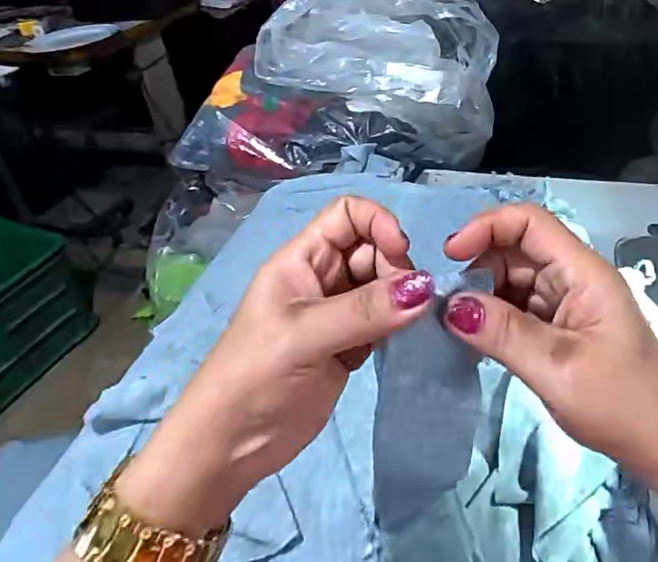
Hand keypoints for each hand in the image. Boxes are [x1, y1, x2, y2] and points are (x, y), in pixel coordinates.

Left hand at [115, 195, 435, 534]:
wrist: (232, 443)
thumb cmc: (257, 373)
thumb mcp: (306, 335)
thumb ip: (364, 311)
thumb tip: (425, 287)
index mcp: (301, 258)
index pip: (346, 215)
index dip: (377, 222)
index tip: (401, 253)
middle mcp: (321, 277)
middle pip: (371, 248)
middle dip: (394, 266)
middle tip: (406, 305)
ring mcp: (335, 312)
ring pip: (380, 285)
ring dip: (400, 298)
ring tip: (408, 326)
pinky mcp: (348, 346)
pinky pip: (382, 321)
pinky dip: (397, 326)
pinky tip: (404, 342)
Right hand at [442, 204, 657, 480]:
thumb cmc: (622, 406)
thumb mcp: (557, 370)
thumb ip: (503, 333)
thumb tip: (449, 305)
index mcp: (583, 272)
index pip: (528, 221)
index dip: (486, 226)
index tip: (452, 256)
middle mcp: (573, 275)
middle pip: (514, 245)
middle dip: (477, 264)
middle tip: (450, 301)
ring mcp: (565, 298)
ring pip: (510, 273)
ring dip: (482, 291)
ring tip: (458, 321)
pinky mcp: (558, 322)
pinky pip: (515, 301)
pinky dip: (492, 312)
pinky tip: (477, 334)